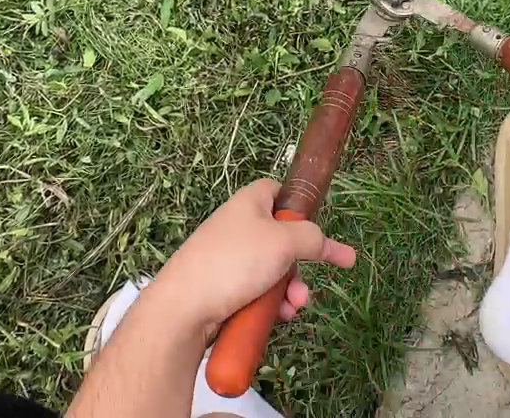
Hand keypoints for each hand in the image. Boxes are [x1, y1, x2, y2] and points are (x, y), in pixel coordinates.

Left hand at [135, 179, 356, 338]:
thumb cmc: (234, 262)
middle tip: (305, 285)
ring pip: (273, 270)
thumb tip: (326, 243)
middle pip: (282, 239)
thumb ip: (312, 238)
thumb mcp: (283, 242)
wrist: (183, 308)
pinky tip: (278, 318)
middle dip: (300, 265)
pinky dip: (271, 304)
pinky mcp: (223, 287)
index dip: (299, 208)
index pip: (280, 192)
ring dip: (289, 290)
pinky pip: (257, 292)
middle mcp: (239, 225)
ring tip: (293, 308)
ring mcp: (230, 258)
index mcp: (250, 202)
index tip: (316, 228)